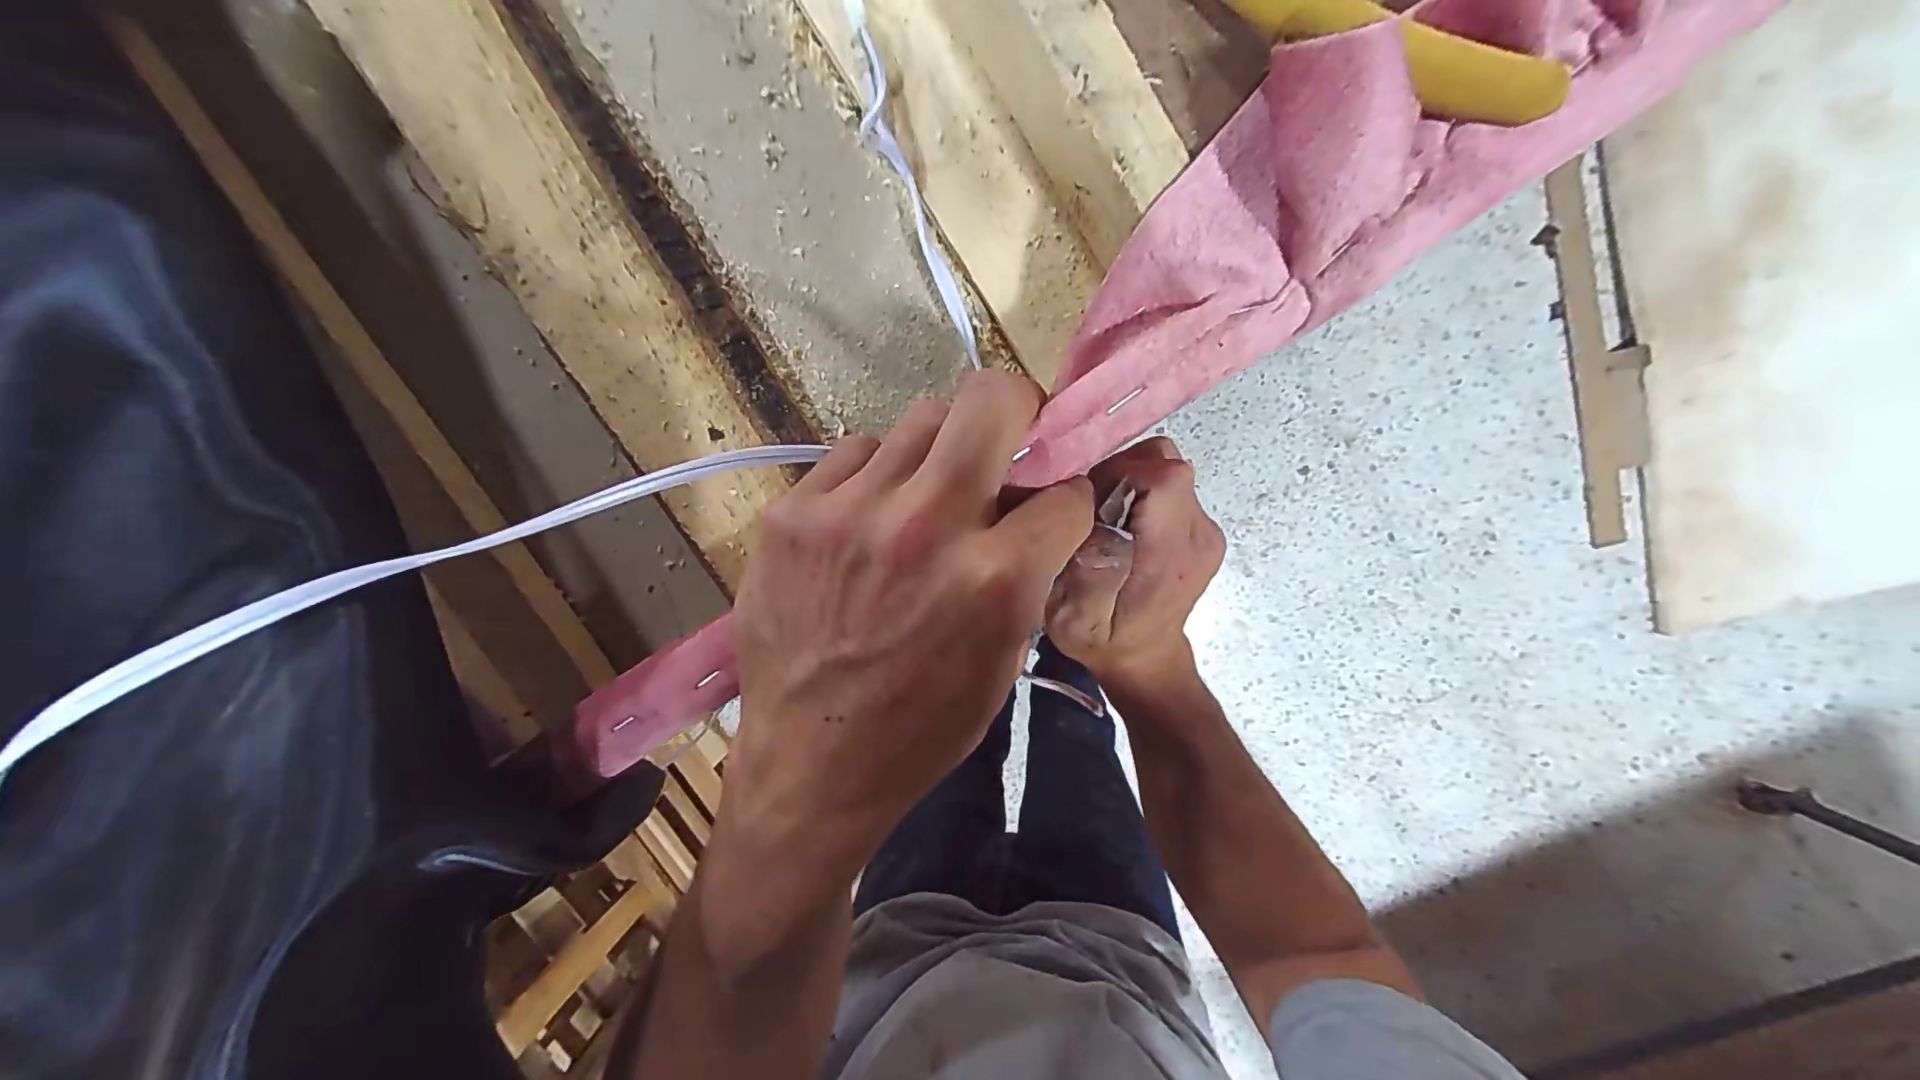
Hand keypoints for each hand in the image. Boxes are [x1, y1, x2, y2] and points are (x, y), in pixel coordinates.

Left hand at [724, 371, 1093, 881]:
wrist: (813, 761)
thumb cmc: (923, 725)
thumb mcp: (1004, 655)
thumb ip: (1028, 568)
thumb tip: (1039, 504)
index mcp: (994, 578)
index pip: (1066, 489)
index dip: (1067, 495)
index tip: (1052, 501)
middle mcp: (925, 526)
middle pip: (992, 398)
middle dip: (1016, 413)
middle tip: (1005, 446)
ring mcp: (850, 511)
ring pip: (921, 418)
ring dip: (942, 449)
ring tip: (929, 493)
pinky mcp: (792, 512)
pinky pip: (855, 452)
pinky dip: (878, 474)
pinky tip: (870, 518)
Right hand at [1045, 436, 1224, 687]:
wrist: (1145, 658)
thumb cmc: (1105, 642)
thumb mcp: (1077, 622)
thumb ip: (1089, 575)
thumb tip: (1100, 525)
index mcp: (1172, 553)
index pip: (1163, 476)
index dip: (1119, 474)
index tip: (1090, 502)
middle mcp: (1198, 532)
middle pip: (1163, 462)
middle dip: (1118, 474)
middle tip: (1089, 511)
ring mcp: (1203, 527)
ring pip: (1164, 466)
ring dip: (1126, 481)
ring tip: (1102, 519)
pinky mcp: (1198, 526)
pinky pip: (1166, 485)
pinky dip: (1138, 493)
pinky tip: (1119, 526)